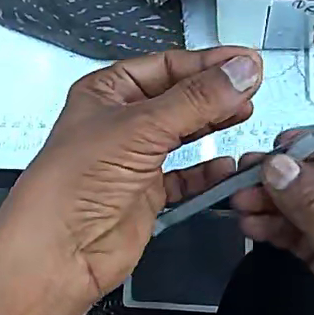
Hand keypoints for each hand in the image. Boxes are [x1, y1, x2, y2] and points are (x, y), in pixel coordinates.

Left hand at [0, 47, 261, 311]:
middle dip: (215, 93)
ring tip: (244, 115)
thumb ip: (197, 100)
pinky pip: (186, 177)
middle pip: (179, 98)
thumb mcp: (142, 127)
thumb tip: (241, 73)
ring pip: (184, 135)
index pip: (167, 66)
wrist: (62, 251)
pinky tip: (225, 166)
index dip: (207, 63)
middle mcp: (121, 123)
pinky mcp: (148, 194)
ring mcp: (136, 159)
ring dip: (214, 127)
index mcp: (107, 92)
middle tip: (251, 89)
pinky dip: (207, 173)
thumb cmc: (75, 184)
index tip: (245, 64)